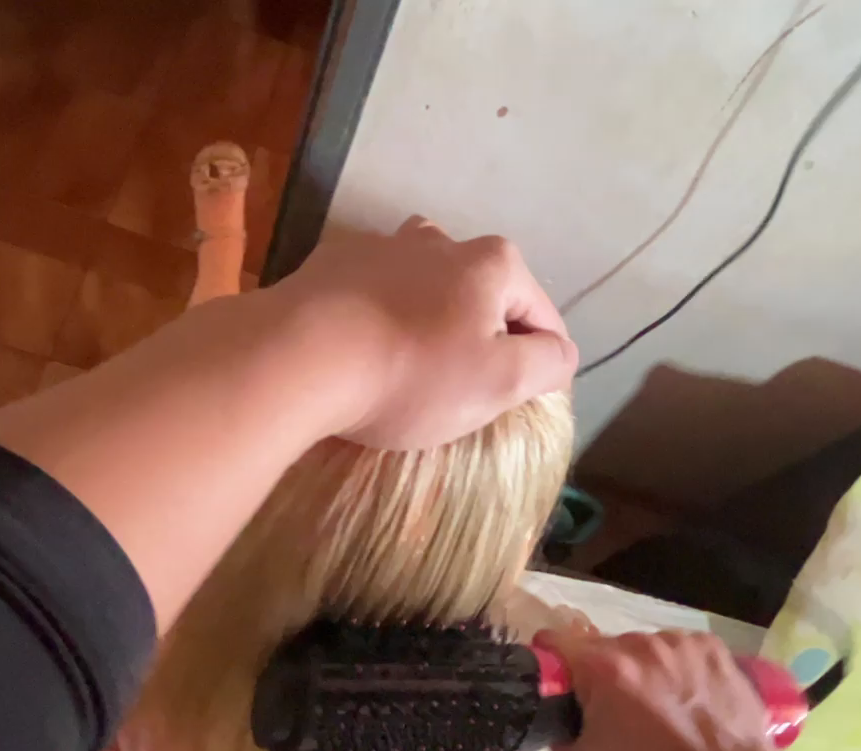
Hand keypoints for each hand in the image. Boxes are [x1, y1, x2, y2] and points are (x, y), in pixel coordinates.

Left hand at [269, 216, 577, 449]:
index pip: (542, 316)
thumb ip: (546, 364)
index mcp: (494, 264)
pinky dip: (379, 318)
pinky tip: (361, 350)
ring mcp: (382, 246)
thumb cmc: (411, 375)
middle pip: (482, 297)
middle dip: (480, 339)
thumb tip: (560, 354)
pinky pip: (374, 294)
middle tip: (457, 391)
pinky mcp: (332, 264)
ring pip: (426, 290)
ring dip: (429, 322)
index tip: (518, 400)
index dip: (540, 362)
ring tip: (408, 366)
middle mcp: (442, 240)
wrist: (300, 358)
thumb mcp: (498, 383)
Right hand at [541, 629, 774, 750]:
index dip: (552, 661)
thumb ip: (557, 732)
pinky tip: (689, 697)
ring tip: (661, 706)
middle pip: (603, 647)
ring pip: (644, 648)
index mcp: (602, 667)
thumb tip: (557, 714)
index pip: (556, 640)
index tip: (559, 681)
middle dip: (603, 672)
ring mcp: (680, 642)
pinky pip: (680, 649)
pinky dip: (677, 667)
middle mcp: (638, 644)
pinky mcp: (713, 648)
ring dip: (642, 669)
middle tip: (617, 710)